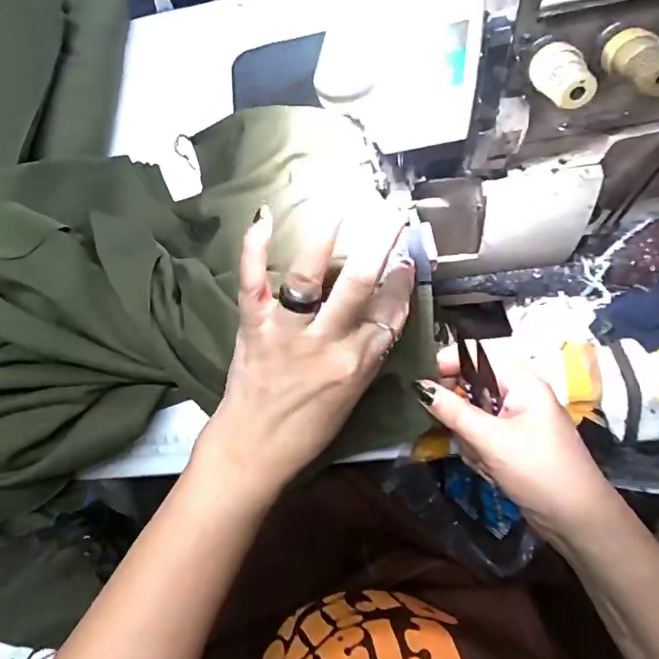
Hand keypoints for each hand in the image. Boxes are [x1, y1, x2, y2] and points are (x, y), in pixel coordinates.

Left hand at [191, 205, 414, 503]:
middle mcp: (328, 344)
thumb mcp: (351, 398)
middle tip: (391, 214)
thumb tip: (377, 319)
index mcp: (358, 364)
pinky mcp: (253, 328)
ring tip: (338, 207)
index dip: (401, 282)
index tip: (405, 258)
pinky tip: (263, 218)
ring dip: (325, 237)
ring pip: (310, 277)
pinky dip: (254, 249)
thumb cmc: (304, 431)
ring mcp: (288, 334)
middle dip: (380, 243)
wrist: (253, 451)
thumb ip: (365, 356)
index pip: (390, 313)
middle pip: (361, 285)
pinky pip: (253, 282)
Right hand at [414, 342, 624, 539]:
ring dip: (468, 436)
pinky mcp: (512, 442)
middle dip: (458, 411)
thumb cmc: (539, 471)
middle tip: (457, 431)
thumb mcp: (491, 440)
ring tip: (481, 458)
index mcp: (522, 382)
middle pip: (470, 386)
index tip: (421, 385)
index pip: (475, 355)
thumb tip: (418, 386)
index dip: (447, 364)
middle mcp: (519, 395)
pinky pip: (480, 434)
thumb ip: (452, 411)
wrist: (578, 521)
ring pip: (471, 414)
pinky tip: (488, 468)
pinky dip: (477, 450)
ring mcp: (516, 419)